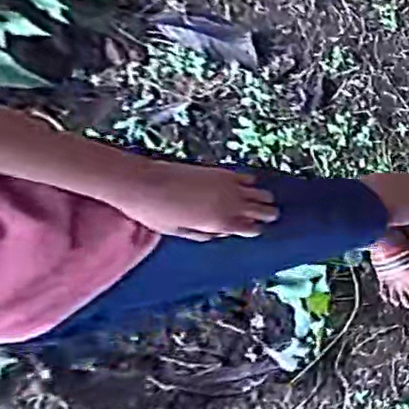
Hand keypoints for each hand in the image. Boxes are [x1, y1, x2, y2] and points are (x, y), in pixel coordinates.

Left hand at [107, 162, 279, 239]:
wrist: (141, 182)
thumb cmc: (153, 211)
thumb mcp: (176, 231)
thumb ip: (202, 234)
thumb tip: (221, 233)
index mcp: (222, 223)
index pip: (254, 229)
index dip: (252, 230)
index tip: (246, 229)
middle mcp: (234, 206)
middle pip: (268, 212)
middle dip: (266, 215)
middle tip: (258, 215)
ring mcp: (232, 188)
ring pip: (265, 195)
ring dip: (261, 200)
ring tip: (253, 201)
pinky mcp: (226, 174)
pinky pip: (251, 179)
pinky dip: (249, 184)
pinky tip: (239, 187)